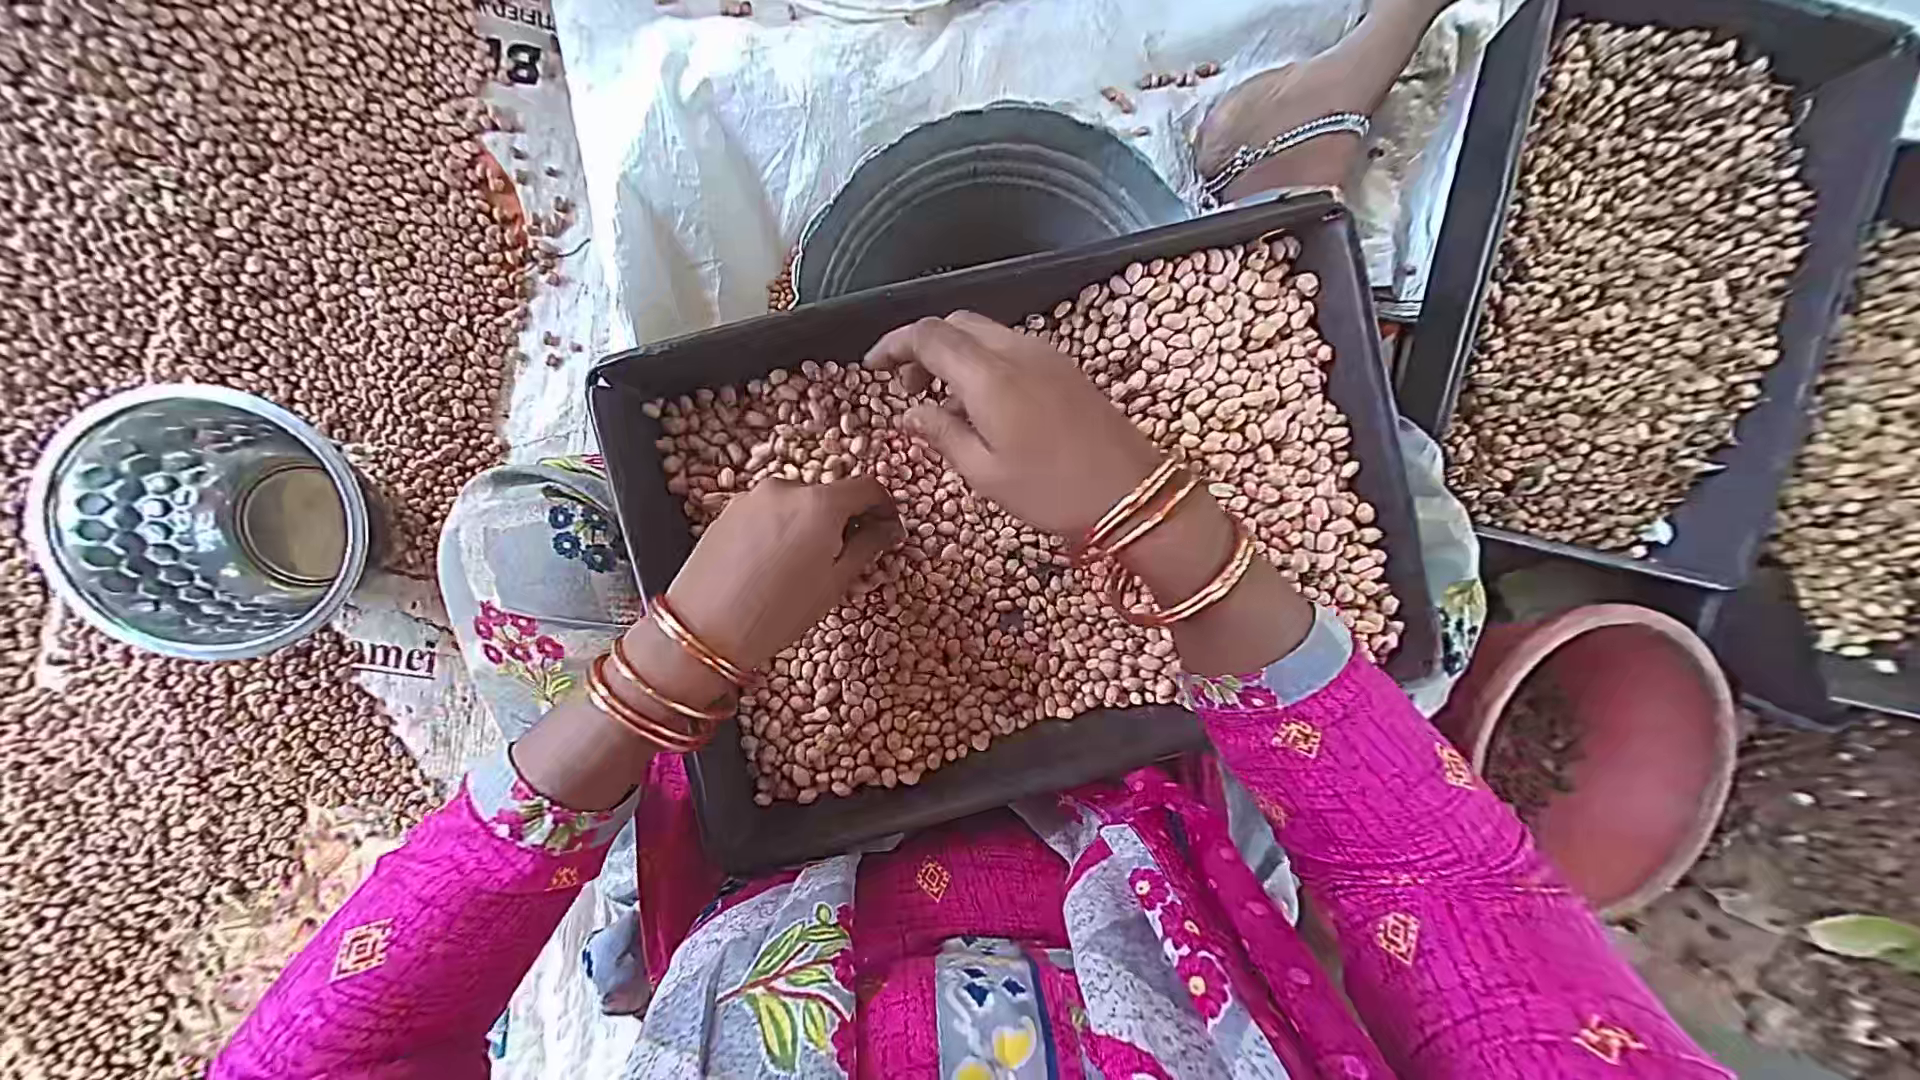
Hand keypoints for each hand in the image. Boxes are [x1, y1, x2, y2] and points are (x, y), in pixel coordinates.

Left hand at [644, 475, 902, 672]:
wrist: (705, 629)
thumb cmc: (780, 611)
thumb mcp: (836, 582)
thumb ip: (868, 545)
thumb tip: (890, 528)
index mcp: (820, 503)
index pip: (868, 487)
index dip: (884, 506)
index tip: (887, 527)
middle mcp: (787, 488)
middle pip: (831, 494)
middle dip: (846, 518)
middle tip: (847, 555)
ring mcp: (754, 496)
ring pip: (799, 503)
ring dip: (813, 523)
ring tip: (806, 564)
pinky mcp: (730, 509)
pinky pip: (771, 510)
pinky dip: (784, 527)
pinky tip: (776, 562)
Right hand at [863, 311, 1164, 538]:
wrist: (1131, 491)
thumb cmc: (1052, 491)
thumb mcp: (984, 473)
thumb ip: (941, 434)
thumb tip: (908, 413)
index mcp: (989, 376)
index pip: (927, 335)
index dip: (892, 344)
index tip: (872, 367)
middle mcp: (1016, 351)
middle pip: (955, 324)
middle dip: (921, 347)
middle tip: (906, 387)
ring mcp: (1045, 354)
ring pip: (984, 333)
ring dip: (954, 354)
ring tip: (941, 402)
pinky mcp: (1064, 366)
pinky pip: (1011, 348)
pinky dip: (983, 362)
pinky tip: (982, 404)